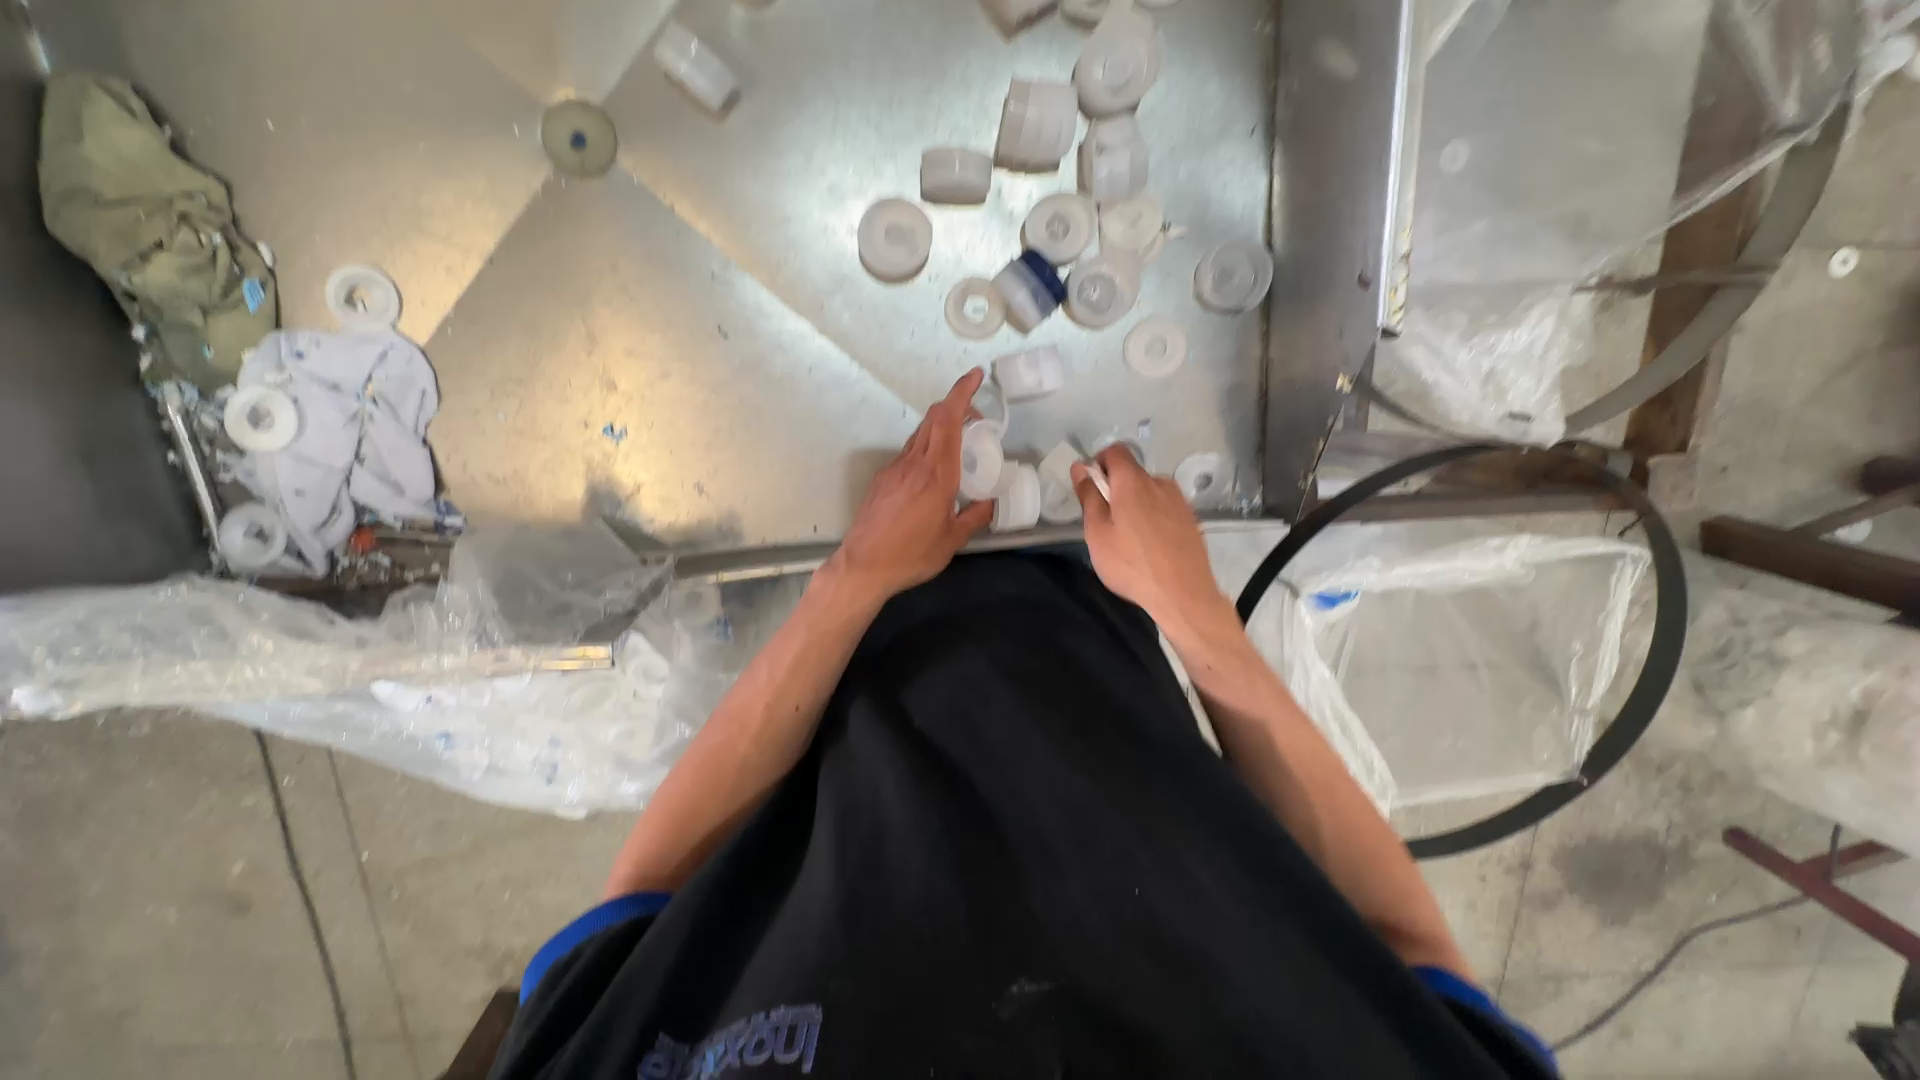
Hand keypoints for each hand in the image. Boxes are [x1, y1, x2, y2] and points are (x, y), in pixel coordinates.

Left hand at [828, 369, 996, 603]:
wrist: (863, 566)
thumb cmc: (911, 555)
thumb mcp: (952, 541)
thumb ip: (973, 517)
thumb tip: (989, 504)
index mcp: (937, 474)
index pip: (949, 419)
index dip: (962, 393)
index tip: (975, 377)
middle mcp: (914, 463)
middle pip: (934, 418)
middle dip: (956, 406)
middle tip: (977, 417)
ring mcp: (895, 469)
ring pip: (920, 434)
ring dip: (941, 428)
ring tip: (960, 443)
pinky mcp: (882, 480)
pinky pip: (909, 453)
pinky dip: (926, 448)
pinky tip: (933, 472)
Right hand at [1073, 447, 1231, 634]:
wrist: (1183, 594)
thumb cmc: (1131, 564)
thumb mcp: (1097, 533)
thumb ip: (1089, 496)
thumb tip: (1080, 468)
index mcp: (1133, 481)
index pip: (1115, 451)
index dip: (1099, 463)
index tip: (1092, 489)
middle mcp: (1160, 483)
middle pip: (1132, 474)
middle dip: (1116, 490)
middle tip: (1106, 524)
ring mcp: (1179, 501)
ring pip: (1149, 492)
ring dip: (1136, 505)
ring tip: (1130, 540)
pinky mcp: (1191, 519)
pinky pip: (1164, 509)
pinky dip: (1153, 519)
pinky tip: (1151, 548)